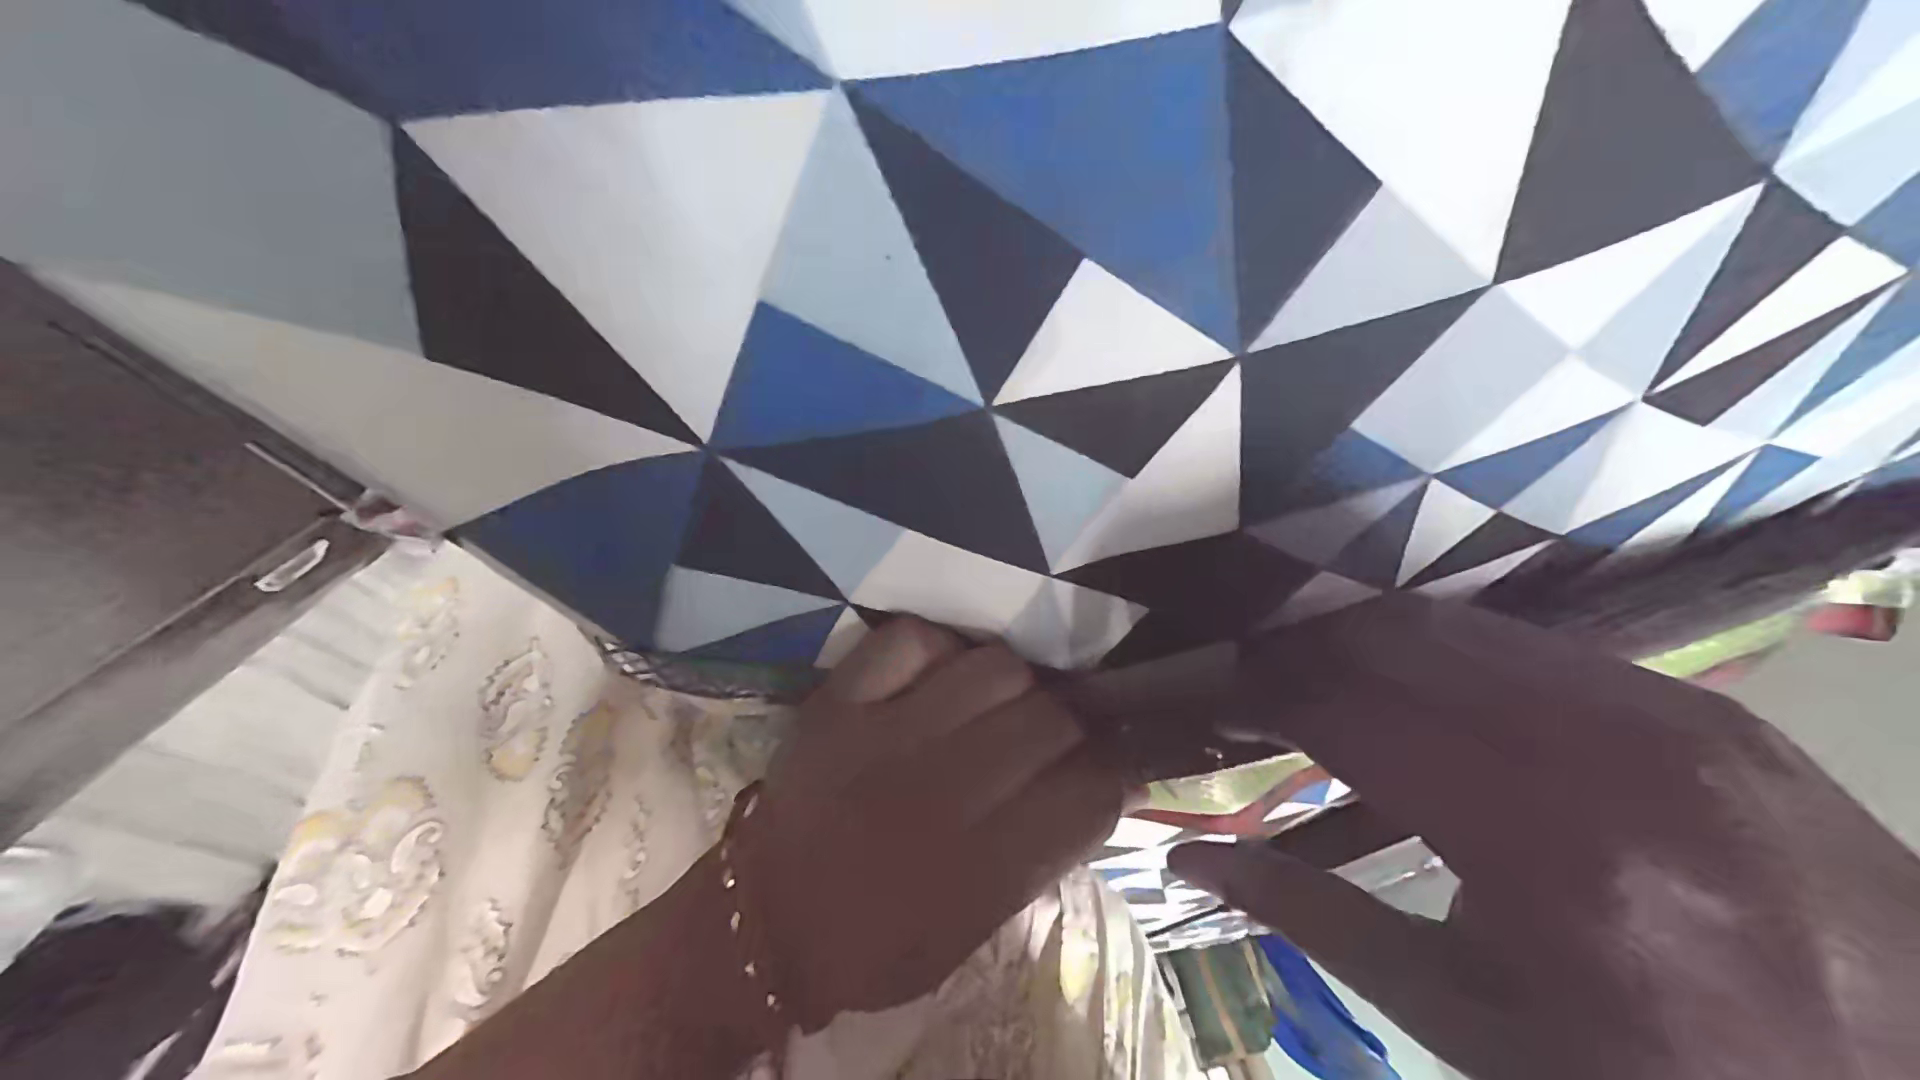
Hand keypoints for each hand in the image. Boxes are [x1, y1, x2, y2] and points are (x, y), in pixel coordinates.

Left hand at [739, 617, 1128, 1030]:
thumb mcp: (978, 923)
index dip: (1111, 770)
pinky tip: (937, 677)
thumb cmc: (880, 939)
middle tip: (1046, 737)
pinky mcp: (837, 701)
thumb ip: (1048, 851)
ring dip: (1013, 685)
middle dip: (1067, 727)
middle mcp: (940, 792)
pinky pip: (913, 638)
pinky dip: (938, 649)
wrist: (765, 920)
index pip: (1088, 789)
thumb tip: (1115, 780)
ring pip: (995, 667)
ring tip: (995, 705)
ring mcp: (884, 736)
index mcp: (980, 866)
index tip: (1103, 766)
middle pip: (1050, 719)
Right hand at [1165, 594, 1919, 1079]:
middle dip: (1297, 651)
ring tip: (1315, 677)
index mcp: (1538, 848)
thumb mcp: (1461, 1020)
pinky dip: (1436, 650)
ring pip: (1450, 624)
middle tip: (1250, 684)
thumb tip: (1187, 861)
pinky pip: (1519, 642)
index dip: (1258, 694)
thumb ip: (1311, 917)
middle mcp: (1599, 750)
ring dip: (1358, 640)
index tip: (1213, 701)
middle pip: (1388, 642)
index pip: (1342, 713)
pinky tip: (1414, 689)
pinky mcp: (1693, 698)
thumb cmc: (1660, 1078)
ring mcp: (1660, 709)